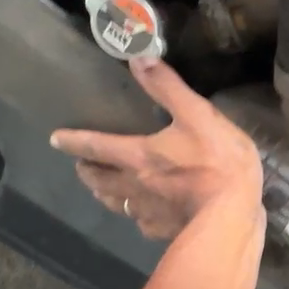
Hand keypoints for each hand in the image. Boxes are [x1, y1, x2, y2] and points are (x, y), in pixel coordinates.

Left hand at [50, 57, 264, 241]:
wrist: (232, 217)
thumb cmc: (217, 164)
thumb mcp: (199, 116)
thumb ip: (168, 88)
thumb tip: (138, 57)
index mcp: (136, 155)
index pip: (95, 146)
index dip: (74, 141)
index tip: (56, 140)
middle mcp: (133, 185)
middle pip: (99, 180)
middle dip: (87, 171)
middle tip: (83, 166)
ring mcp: (148, 212)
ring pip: (117, 203)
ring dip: (107, 195)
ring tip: (106, 191)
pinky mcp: (166, 231)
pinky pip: (145, 224)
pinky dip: (141, 217)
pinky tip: (149, 217)